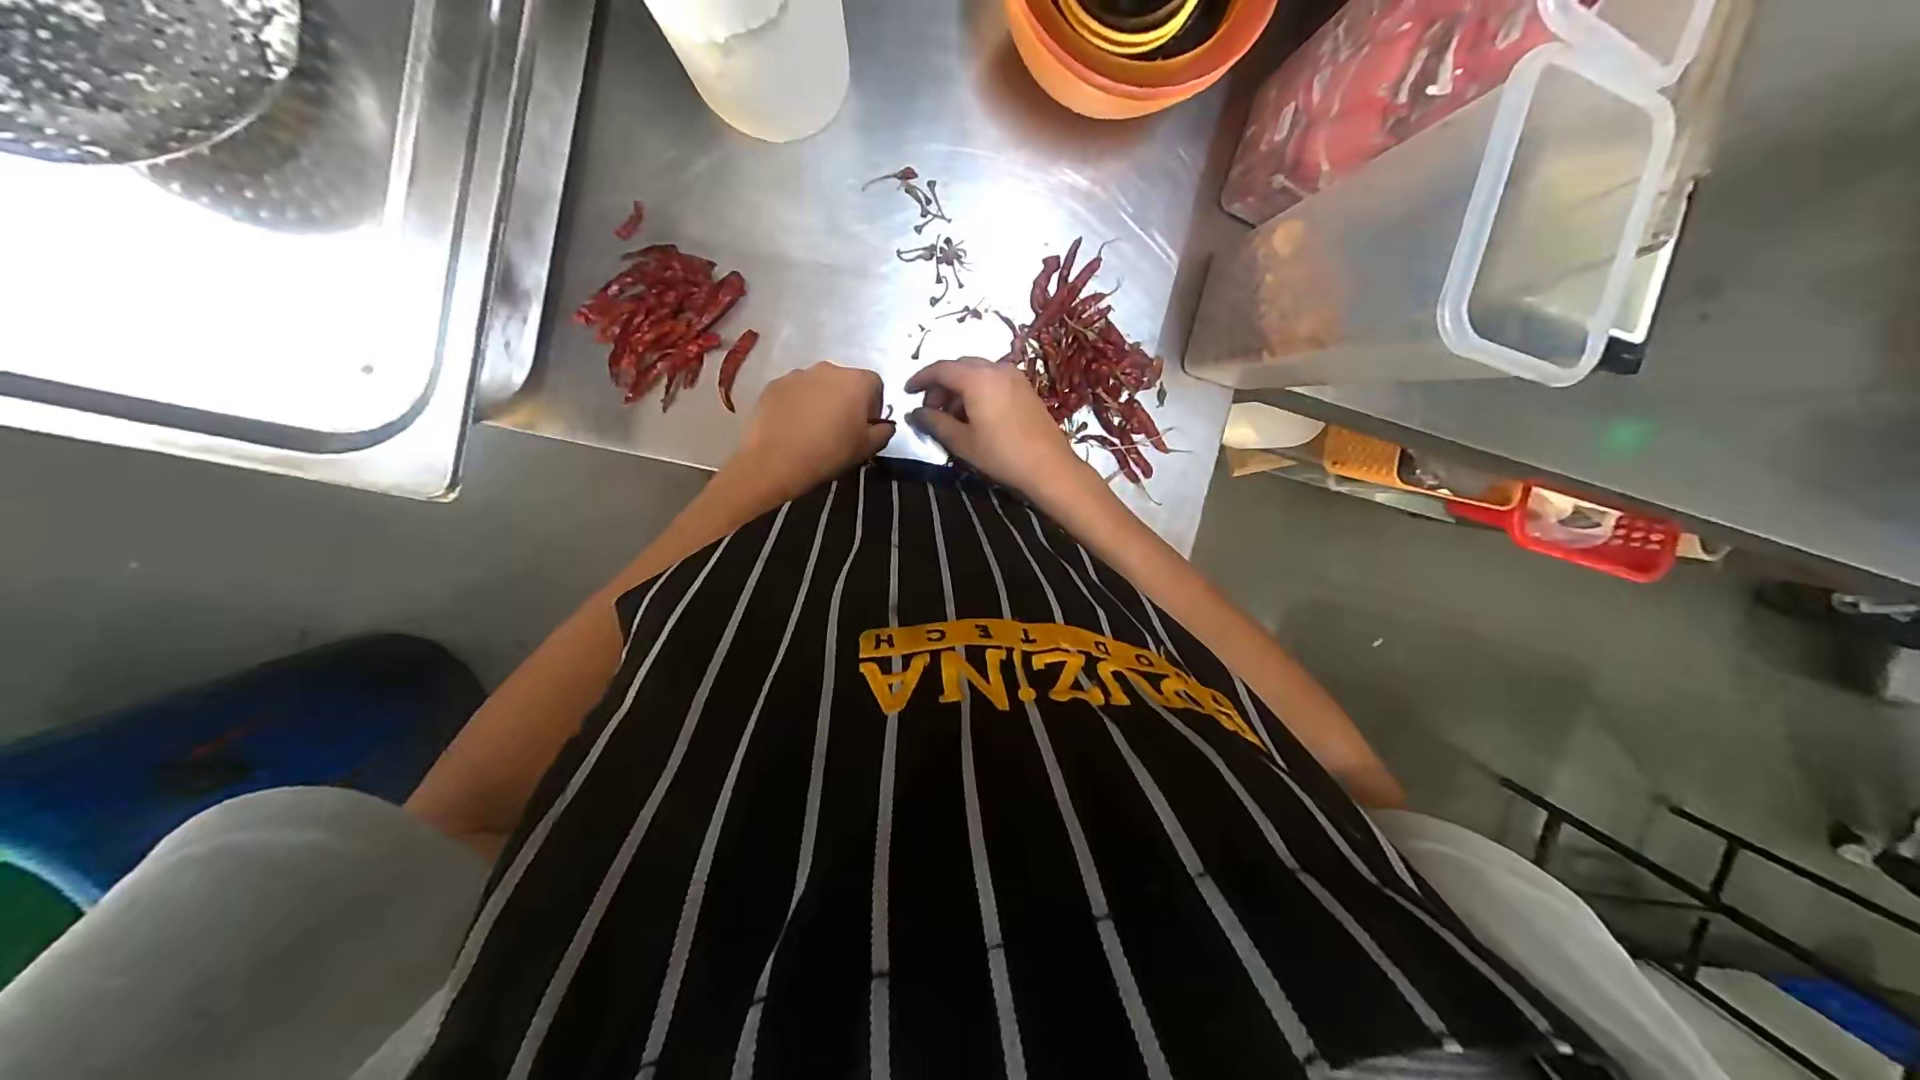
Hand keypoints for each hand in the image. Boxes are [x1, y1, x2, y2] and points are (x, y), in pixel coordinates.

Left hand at [729, 361, 894, 498]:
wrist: (775, 461)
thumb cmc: (829, 453)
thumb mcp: (866, 448)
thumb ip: (883, 432)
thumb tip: (885, 426)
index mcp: (856, 381)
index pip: (875, 385)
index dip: (873, 405)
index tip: (865, 426)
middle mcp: (828, 369)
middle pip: (846, 381)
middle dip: (847, 400)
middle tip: (840, 428)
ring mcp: (798, 374)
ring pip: (818, 385)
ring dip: (821, 400)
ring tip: (813, 427)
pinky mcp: (775, 384)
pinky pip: (794, 391)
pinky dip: (798, 403)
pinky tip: (793, 426)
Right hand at [906, 357, 1093, 499]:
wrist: (1050, 467)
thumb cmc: (1002, 455)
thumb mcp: (962, 442)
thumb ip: (934, 422)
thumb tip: (916, 413)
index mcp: (978, 378)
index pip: (941, 369)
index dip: (920, 379)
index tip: (907, 392)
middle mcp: (997, 369)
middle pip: (959, 367)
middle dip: (941, 385)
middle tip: (930, 410)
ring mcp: (1015, 376)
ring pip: (977, 373)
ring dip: (959, 389)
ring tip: (952, 417)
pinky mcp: (1025, 388)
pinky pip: (993, 380)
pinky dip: (977, 391)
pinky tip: (974, 415)